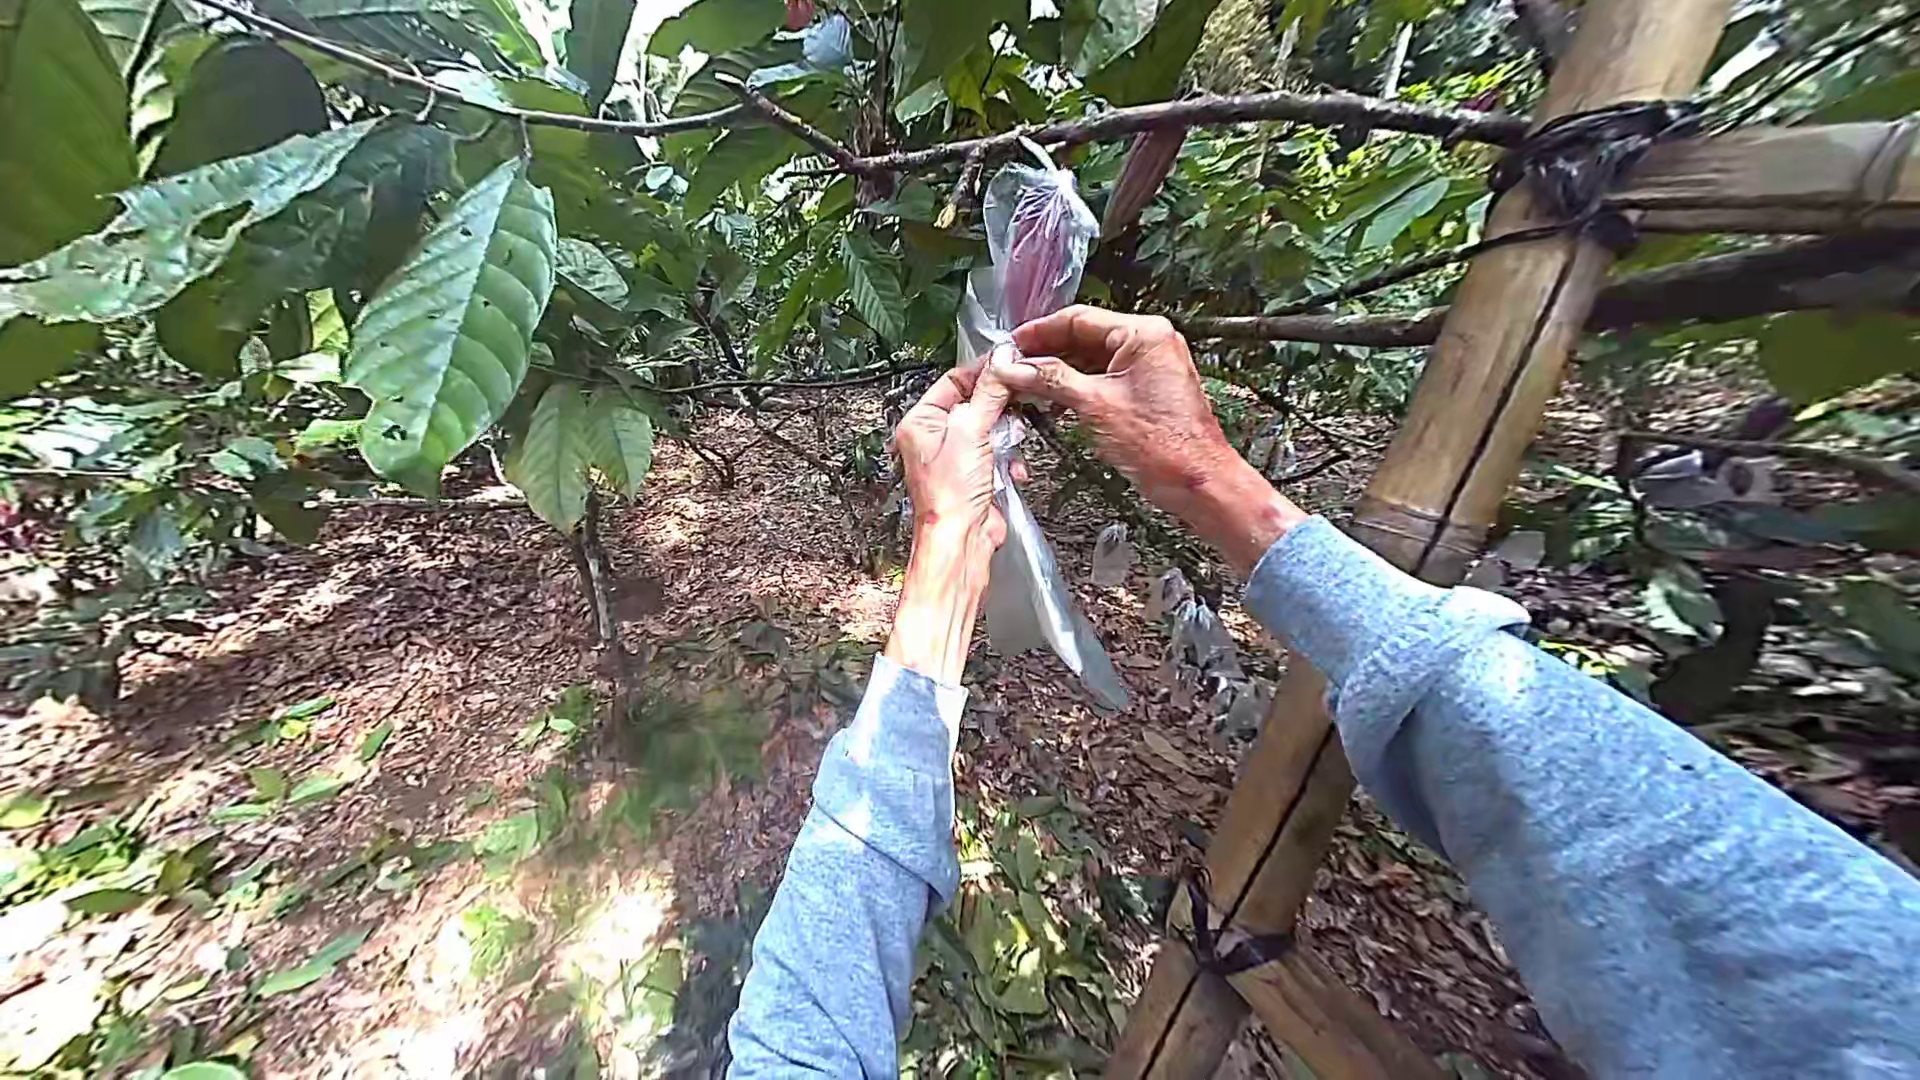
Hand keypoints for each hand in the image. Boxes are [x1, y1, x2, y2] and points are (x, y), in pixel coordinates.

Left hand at [883, 362, 1014, 683]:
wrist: (960, 542)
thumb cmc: (951, 497)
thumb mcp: (971, 431)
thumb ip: (988, 393)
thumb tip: (1000, 361)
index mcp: (920, 422)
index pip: (954, 381)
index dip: (984, 372)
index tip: (1011, 364)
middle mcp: (934, 438)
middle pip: (975, 404)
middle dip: (1000, 410)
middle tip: (1018, 406)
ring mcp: (955, 458)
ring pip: (991, 429)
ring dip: (1006, 439)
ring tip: (1008, 451)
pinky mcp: (974, 476)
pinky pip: (997, 455)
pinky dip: (1008, 462)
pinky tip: (1012, 473)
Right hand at [1000, 306, 1307, 574]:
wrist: (1195, 480)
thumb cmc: (1164, 445)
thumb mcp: (1096, 406)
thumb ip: (1052, 381)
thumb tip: (1018, 368)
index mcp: (1143, 335)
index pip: (1078, 319)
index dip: (1039, 332)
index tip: (1012, 345)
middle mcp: (1149, 344)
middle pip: (1082, 338)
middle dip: (1046, 355)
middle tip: (1014, 368)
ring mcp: (1147, 367)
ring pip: (1089, 361)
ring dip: (1058, 374)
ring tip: (1027, 387)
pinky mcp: (1144, 390)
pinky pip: (1101, 380)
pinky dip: (1076, 389)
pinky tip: (1055, 403)